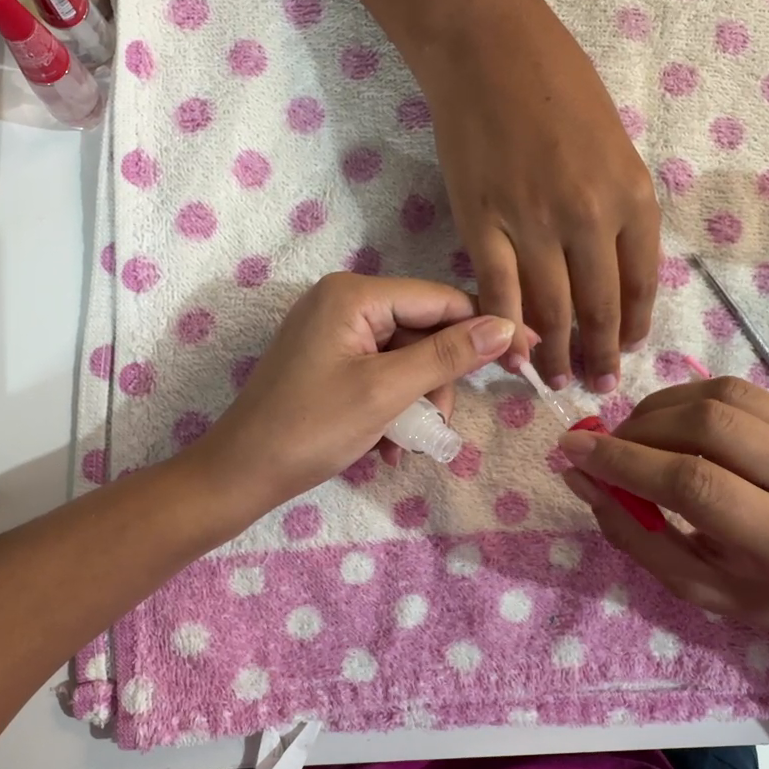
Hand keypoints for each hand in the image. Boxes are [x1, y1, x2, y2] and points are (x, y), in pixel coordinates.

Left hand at [193, 273, 519, 511]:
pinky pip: (381, 372)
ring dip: (416, 402)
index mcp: (355, 294)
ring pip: (407, 357)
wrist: (240, 473)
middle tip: (437, 427)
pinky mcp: (329, 358)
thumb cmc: (311, 429)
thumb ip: (448, 355)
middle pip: (425, 330)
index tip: (527, 359)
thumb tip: (506, 325)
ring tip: (404, 445)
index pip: (442, 300)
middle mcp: (345, 300)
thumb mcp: (387, 391)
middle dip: (437, 382)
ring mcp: (334, 330)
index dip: (487, 329)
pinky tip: (385, 444)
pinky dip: (392, 406)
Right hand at [419, 1, 660, 393]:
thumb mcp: (614, 144)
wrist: (489, 51)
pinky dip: (506, 332)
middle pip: (598, 309)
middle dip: (600, 355)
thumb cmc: (559, 86)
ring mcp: (533, 226)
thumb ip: (617, 207)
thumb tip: (608, 264)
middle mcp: (589, 218)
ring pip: (550, 313)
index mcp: (632, 194)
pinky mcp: (482, 227)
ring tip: (555, 382)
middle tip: (597, 387)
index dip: (634, 328)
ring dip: (555, 356)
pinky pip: (499, 295)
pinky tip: (510, 358)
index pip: (641, 284)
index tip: (628, 351)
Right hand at [555, 377, 768, 642]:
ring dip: (663, 408)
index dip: (627, 462)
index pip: (697, 485)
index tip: (573, 450)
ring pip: (726, 395)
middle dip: (643, 428)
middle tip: (607, 445)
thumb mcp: (691, 584)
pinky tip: (681, 428)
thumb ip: (632, 530)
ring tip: (638, 435)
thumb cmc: (759, 592)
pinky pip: (743, 391)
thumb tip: (578, 472)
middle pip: (714, 425)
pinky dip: (694, 402)